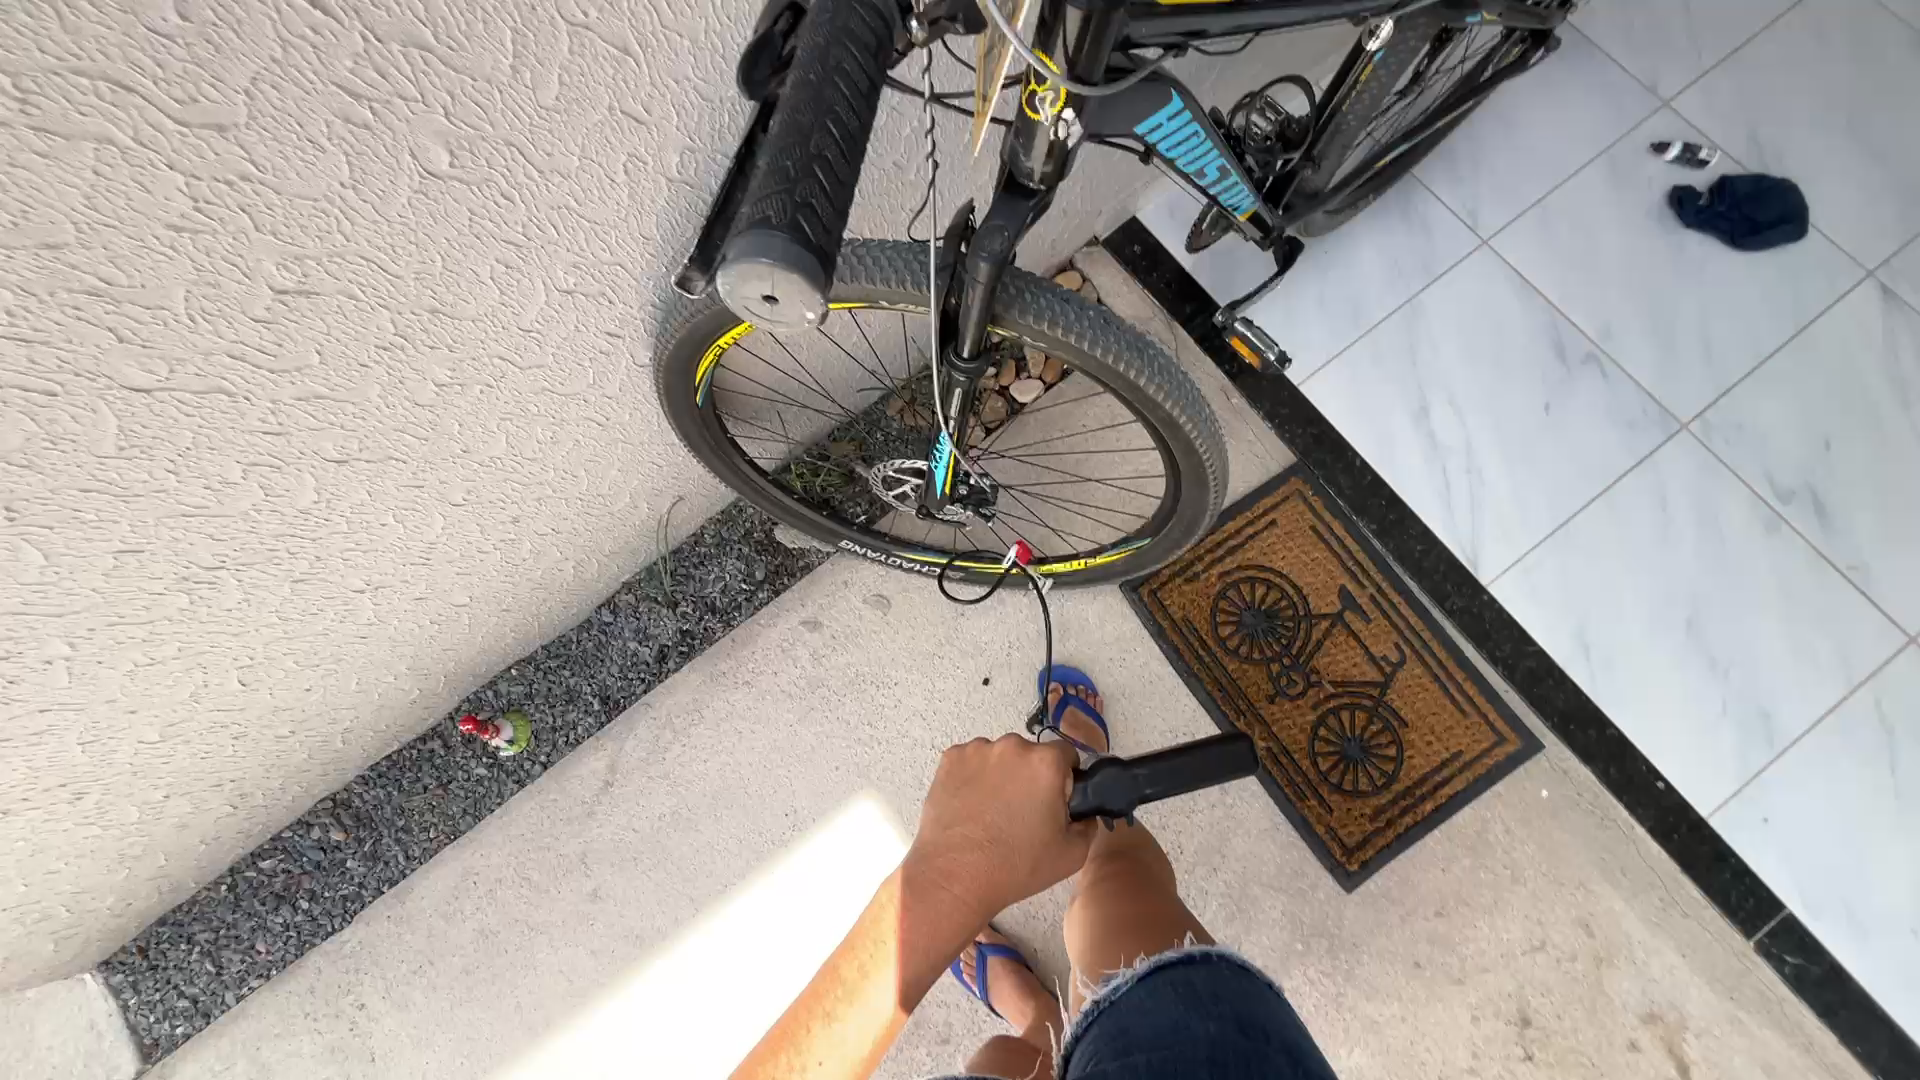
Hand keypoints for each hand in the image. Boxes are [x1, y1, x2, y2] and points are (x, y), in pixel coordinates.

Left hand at [902, 735, 1096, 926]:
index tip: (1055, 800)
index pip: (1066, 755)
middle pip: (1030, 755)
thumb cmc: (1015, 866)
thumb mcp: (1072, 854)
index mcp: (1046, 762)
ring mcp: (977, 750)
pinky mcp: (950, 759)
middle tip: (1023, 812)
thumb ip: (1088, 823)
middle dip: (1031, 776)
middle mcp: (1012, 746)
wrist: (955, 876)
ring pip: (999, 757)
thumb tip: (1085, 812)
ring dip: (1001, 775)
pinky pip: (970, 762)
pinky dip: (972, 777)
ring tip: (992, 812)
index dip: (1065, 778)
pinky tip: (971, 806)